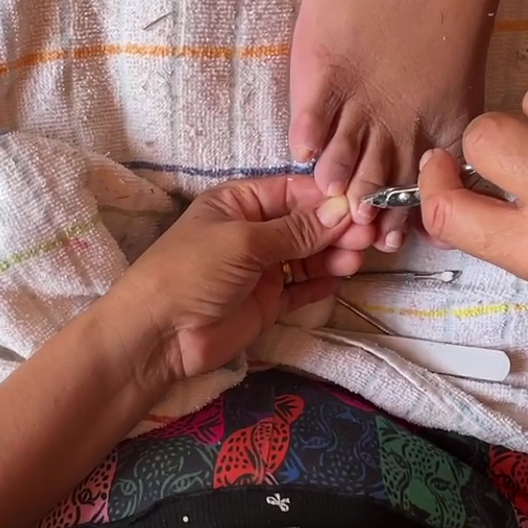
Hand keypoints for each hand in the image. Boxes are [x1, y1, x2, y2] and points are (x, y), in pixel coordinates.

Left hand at [98, 177, 374, 382]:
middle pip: (305, 223)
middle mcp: (252, 232)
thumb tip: (343, 211)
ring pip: (307, 256)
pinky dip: (321, 283)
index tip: (362, 204)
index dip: (328, 198)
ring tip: (355, 260)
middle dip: (337, 227)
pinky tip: (340, 278)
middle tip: (368, 236)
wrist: (158, 335)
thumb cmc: (192, 272)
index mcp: (239, 203)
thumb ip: (295, 230)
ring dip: (333, 255)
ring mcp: (260, 269)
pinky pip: (301, 288)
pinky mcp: (266, 303)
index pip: (293, 192)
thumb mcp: (243, 241)